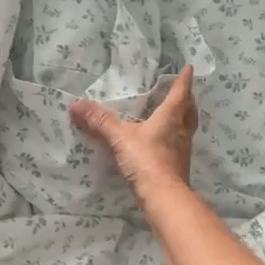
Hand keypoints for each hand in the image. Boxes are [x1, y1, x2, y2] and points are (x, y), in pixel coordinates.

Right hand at [70, 65, 198, 204]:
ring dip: (183, 121)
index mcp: (171, 117)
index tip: (189, 68)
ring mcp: (182, 151)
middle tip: (185, 94)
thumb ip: (100, 122)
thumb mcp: (120, 138)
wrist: (163, 196)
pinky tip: (165, 145)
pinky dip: (175, 141)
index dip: (183, 80)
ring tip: (176, 117)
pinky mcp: (178, 167)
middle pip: (189, 112)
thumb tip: (76, 105)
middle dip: (187, 101)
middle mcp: (181, 131)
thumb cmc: (146, 160)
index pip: (180, 93)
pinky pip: (178, 147)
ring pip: (186, 130)